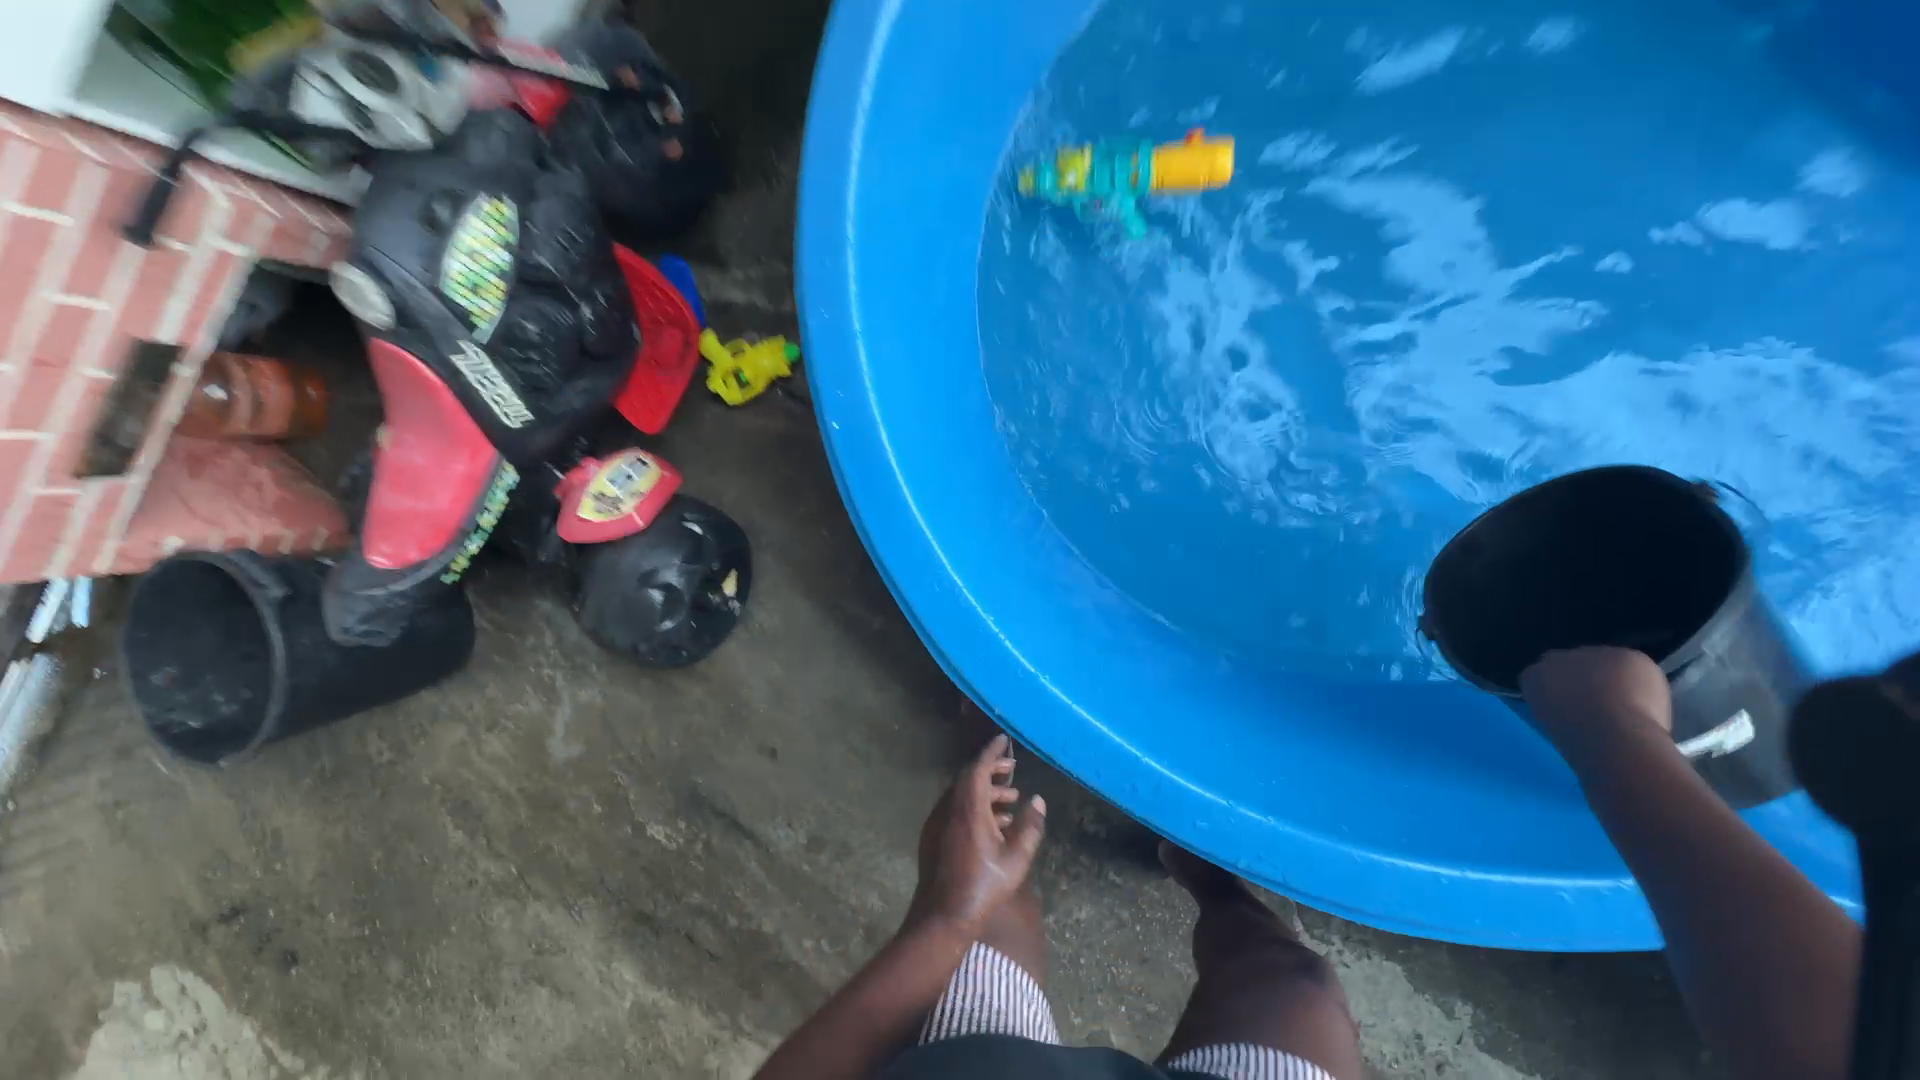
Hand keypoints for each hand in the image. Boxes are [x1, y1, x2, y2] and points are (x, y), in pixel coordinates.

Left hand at [907, 735, 1046, 934]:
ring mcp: (938, 823)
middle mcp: (948, 809)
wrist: (942, 916)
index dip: (991, 752)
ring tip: (1011, 801)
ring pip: (962, 795)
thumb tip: (1038, 800)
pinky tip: (994, 824)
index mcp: (967, 809)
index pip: (978, 768)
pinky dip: (974, 807)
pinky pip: (955, 810)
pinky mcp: (934, 837)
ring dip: (985, 792)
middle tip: (1012, 771)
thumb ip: (1030, 826)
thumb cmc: (983, 887)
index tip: (1003, 741)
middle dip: (990, 771)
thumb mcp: (1016, 859)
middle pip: (968, 778)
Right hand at [1520, 647, 1673, 750]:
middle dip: (1585, 680)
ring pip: (1605, 662)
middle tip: (1599, 706)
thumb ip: (1556, 706)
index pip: (1542, 675)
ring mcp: (1593, 653)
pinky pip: (1634, 666)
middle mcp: (1557, 657)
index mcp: (1532, 676)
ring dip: (1613, 678)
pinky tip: (1646, 702)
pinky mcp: (1626, 655)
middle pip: (1572, 663)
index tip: (1569, 708)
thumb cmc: (1576, 739)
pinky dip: (1642, 681)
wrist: (1610, 734)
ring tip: (1627, 707)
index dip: (1558, 691)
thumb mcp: (1552, 724)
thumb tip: (1570, 706)